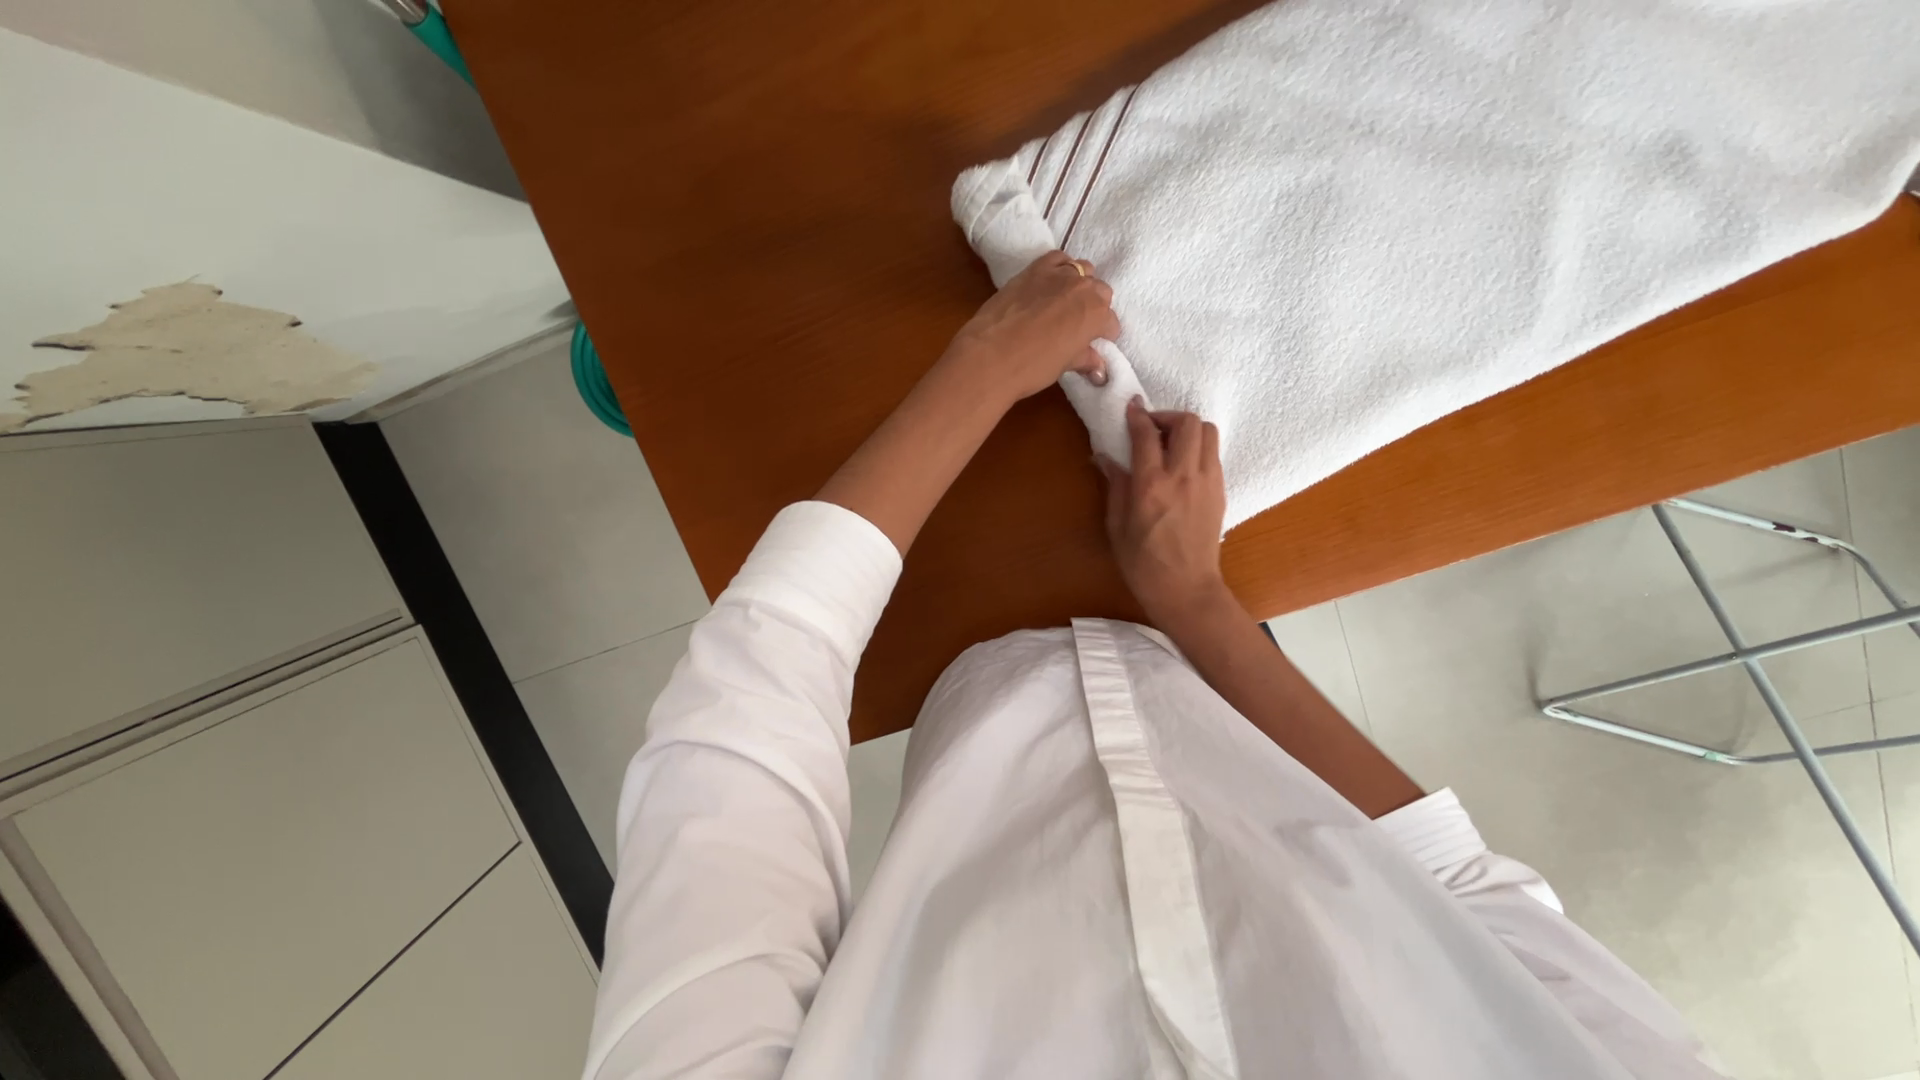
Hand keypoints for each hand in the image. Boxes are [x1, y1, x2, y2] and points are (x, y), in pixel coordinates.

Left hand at [941, 251, 1120, 406]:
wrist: (991, 355)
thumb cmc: (1033, 366)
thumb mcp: (1065, 365)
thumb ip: (1086, 359)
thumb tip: (1099, 370)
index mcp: (1097, 313)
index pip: (1111, 323)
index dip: (1104, 336)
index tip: (1095, 345)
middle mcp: (1083, 288)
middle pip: (1100, 291)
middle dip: (1095, 307)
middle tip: (1080, 325)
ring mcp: (1058, 274)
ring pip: (1082, 270)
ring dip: (1079, 284)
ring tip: (1066, 302)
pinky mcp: (1034, 268)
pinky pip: (1057, 258)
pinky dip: (1060, 266)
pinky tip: (1052, 281)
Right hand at [1098, 399, 1229, 627]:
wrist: (1186, 589)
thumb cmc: (1143, 564)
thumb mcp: (1117, 526)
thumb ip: (1115, 486)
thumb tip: (1105, 458)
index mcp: (1151, 486)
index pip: (1146, 434)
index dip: (1137, 415)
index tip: (1131, 408)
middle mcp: (1183, 476)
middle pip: (1187, 422)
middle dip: (1167, 417)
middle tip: (1152, 429)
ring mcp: (1207, 482)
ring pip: (1208, 432)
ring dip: (1188, 429)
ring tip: (1171, 443)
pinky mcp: (1220, 491)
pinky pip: (1213, 454)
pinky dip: (1198, 448)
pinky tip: (1183, 465)